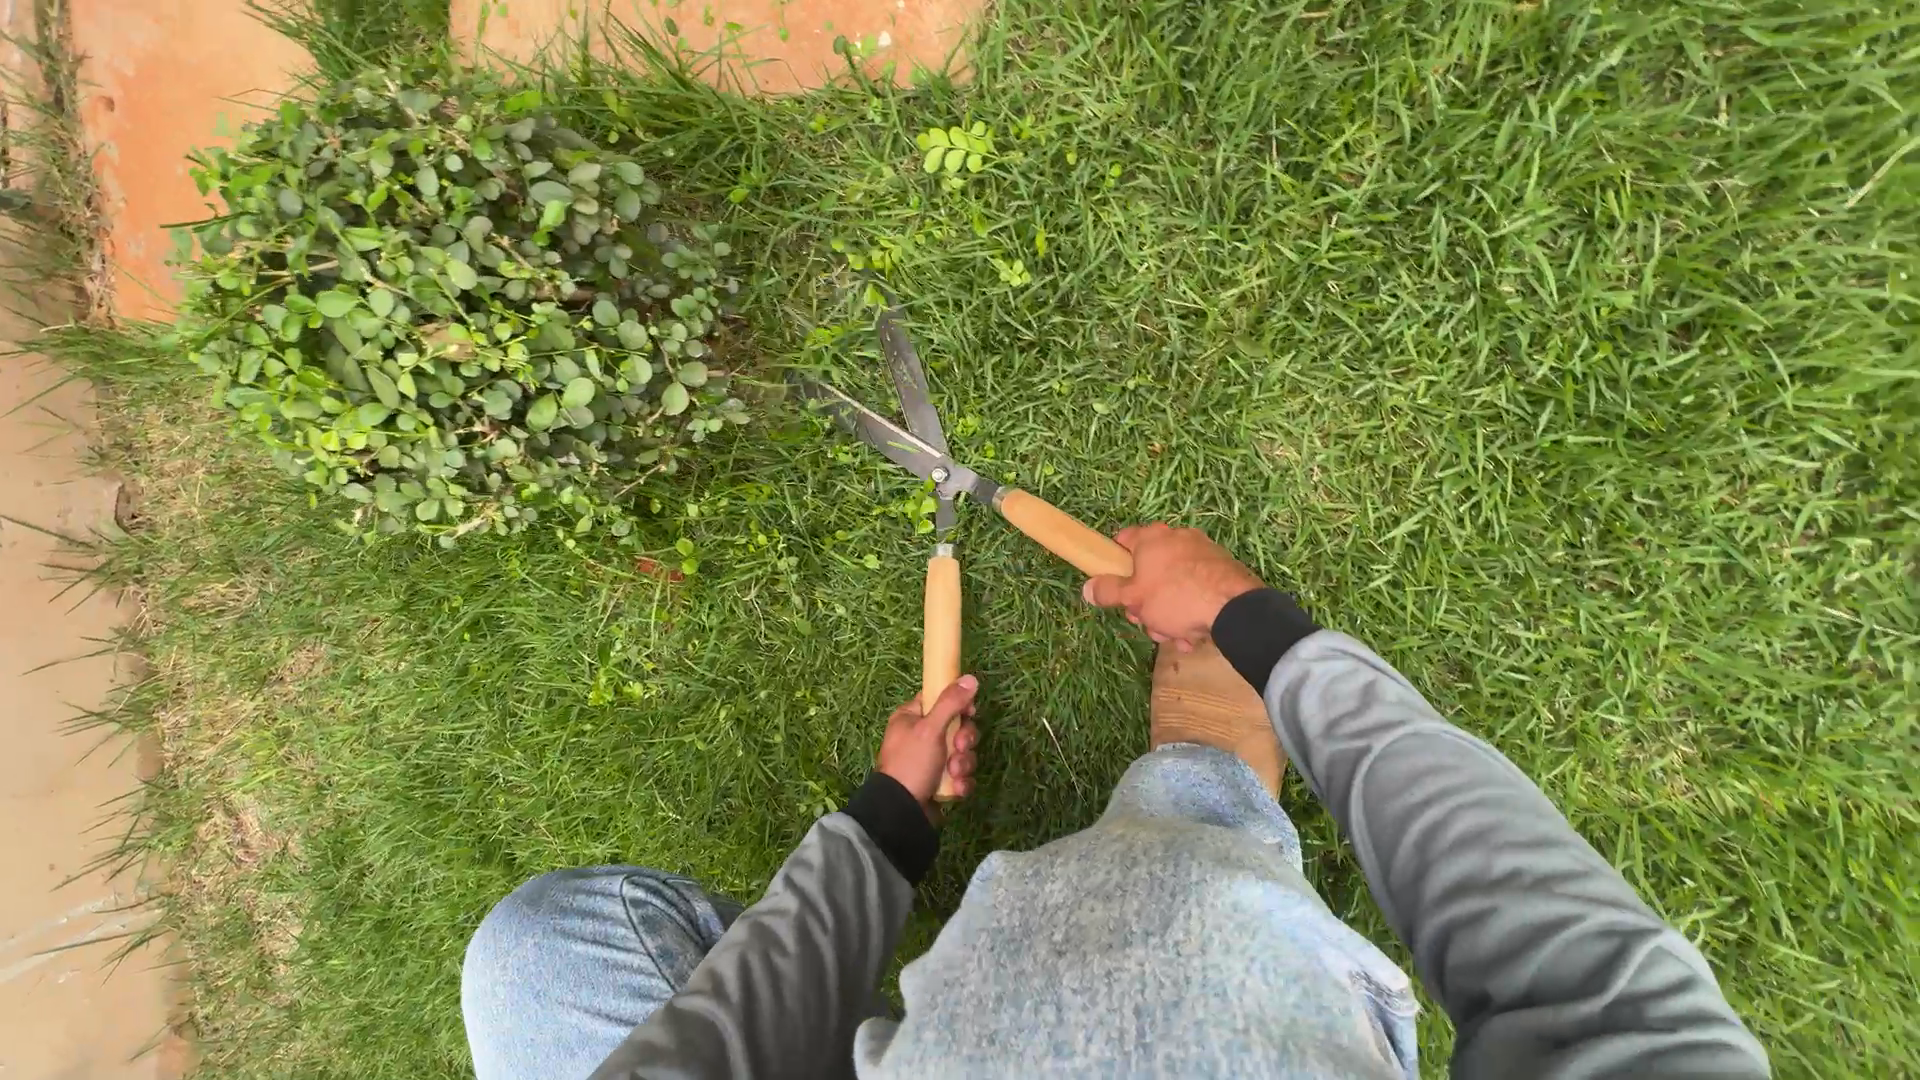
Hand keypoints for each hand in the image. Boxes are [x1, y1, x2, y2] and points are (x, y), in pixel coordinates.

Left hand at [876, 674, 980, 817]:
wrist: (901, 813)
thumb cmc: (911, 763)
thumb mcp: (930, 728)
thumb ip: (951, 703)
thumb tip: (971, 678)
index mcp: (911, 717)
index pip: (939, 699)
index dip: (957, 704)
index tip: (969, 711)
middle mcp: (920, 736)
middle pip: (956, 726)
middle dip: (963, 739)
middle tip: (959, 747)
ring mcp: (930, 760)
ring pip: (961, 751)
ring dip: (963, 762)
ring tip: (954, 772)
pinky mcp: (940, 781)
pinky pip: (961, 774)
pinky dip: (961, 781)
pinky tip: (956, 788)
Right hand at [1082, 523, 1264, 648]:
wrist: (1234, 608)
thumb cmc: (1175, 597)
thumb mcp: (1133, 598)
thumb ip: (1107, 591)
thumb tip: (1088, 587)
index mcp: (1151, 537)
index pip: (1122, 540)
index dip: (1114, 564)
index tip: (1115, 586)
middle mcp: (1176, 537)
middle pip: (1148, 569)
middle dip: (1144, 601)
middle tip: (1145, 621)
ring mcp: (1202, 552)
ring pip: (1172, 584)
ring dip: (1167, 613)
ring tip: (1174, 635)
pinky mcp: (1222, 569)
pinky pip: (1195, 589)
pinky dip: (1190, 609)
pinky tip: (1192, 634)